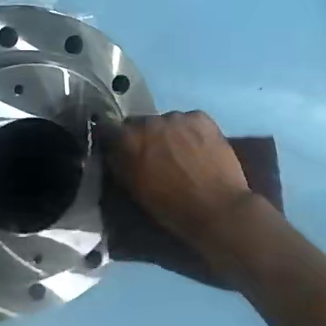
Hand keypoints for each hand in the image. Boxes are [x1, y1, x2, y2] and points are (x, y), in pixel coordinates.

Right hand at [106, 111, 257, 252]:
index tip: (120, 148)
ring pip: (166, 121)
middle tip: (156, 156)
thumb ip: (120, 164)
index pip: (108, 128)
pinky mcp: (201, 117)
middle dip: (144, 137)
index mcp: (127, 140)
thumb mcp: (134, 190)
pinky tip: (200, 148)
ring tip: (182, 154)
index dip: (114, 138)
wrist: (217, 209)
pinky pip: (189, 120)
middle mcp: (149, 121)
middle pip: (140, 123)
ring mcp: (176, 116)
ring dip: (169, 133)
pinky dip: (192, 131)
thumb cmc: (171, 208)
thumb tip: (114, 151)